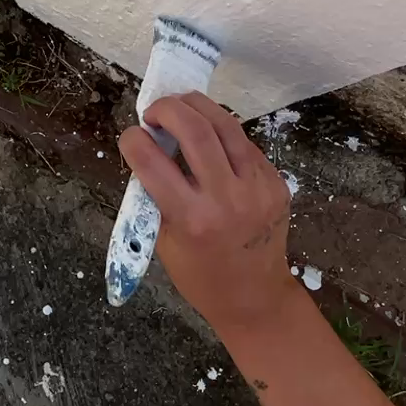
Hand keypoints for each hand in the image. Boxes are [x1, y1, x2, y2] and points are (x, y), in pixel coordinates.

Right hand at [118, 92, 300, 338]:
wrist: (256, 298)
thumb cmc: (200, 275)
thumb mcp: (164, 239)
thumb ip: (157, 193)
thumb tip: (150, 148)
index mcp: (191, 218)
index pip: (151, 161)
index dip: (133, 140)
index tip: (130, 136)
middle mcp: (227, 198)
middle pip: (195, 129)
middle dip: (167, 109)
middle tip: (154, 112)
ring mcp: (258, 187)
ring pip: (226, 124)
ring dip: (197, 107)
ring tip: (180, 107)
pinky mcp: (276, 182)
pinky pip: (244, 144)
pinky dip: (222, 133)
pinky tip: (210, 138)